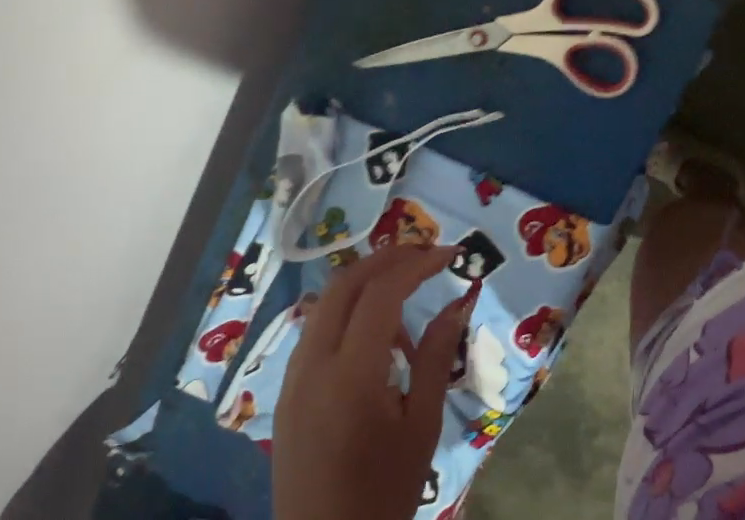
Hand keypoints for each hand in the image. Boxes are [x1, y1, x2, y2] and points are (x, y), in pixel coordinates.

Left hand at [273, 242, 472, 519]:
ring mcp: (293, 378)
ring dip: (366, 285)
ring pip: (326, 305)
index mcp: (351, 376)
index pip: (381, 294)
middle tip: (426, 254)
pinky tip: (377, 338)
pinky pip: (317, 332)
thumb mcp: (423, 426)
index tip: (451, 254)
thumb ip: (437, 357)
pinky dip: (348, 314)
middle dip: (386, 259)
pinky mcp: (286, 392)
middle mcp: (313, 366)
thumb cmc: (385, 491)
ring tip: (408, 297)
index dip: (417, 264)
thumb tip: (458, 302)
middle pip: (344, 285)